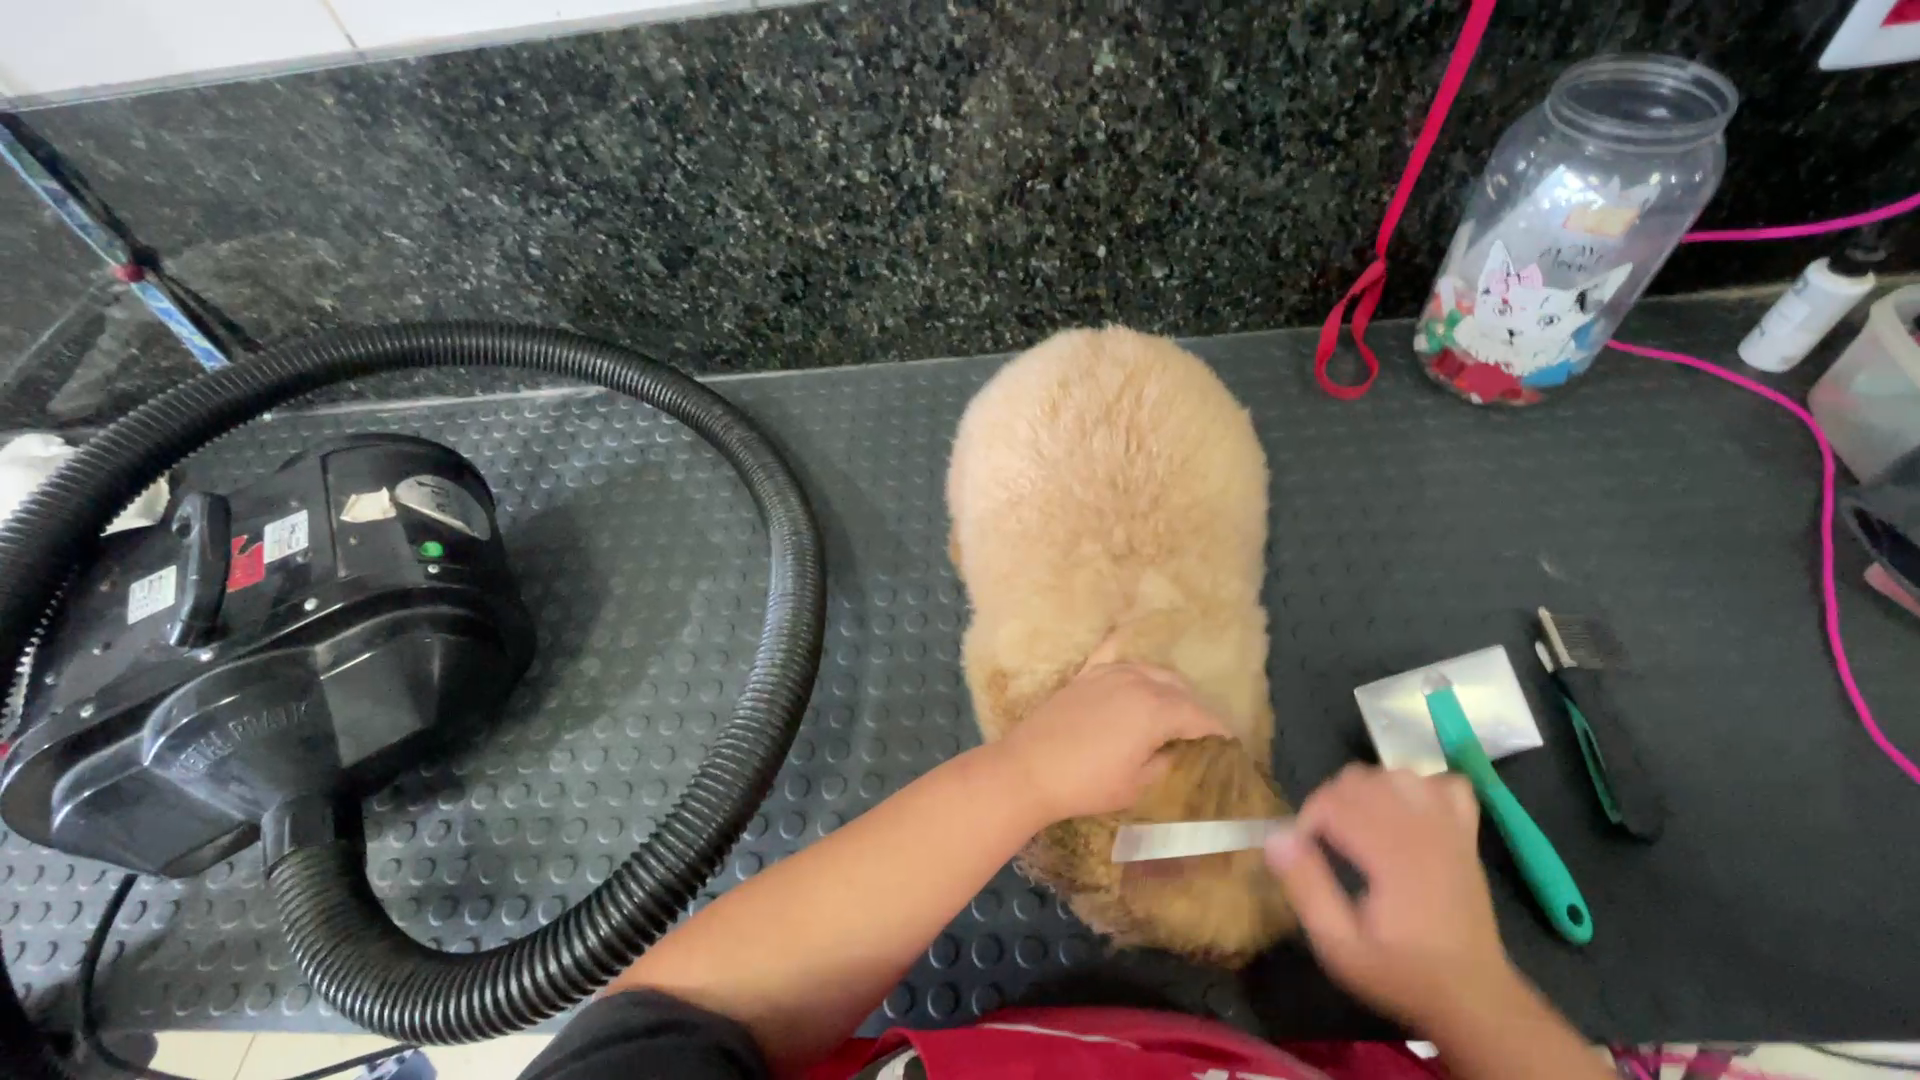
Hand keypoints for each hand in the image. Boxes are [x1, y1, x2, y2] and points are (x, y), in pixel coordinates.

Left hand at [992, 663, 1230, 824]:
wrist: (1028, 769)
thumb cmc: (1087, 784)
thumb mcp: (1139, 784)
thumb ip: (1168, 762)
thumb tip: (1180, 750)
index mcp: (1157, 709)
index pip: (1201, 715)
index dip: (1219, 731)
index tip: (1231, 744)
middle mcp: (1138, 681)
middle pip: (1181, 689)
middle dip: (1197, 709)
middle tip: (1203, 733)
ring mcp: (1109, 673)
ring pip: (1154, 671)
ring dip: (1171, 688)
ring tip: (1176, 710)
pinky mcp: (1086, 675)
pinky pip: (1118, 658)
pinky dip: (1135, 665)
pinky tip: (1137, 672)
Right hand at [1264, 765, 1522, 1032]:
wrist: (1473, 998)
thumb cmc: (1401, 972)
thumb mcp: (1339, 946)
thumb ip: (1307, 888)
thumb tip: (1277, 837)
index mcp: (1392, 856)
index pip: (1333, 802)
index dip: (1307, 822)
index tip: (1303, 855)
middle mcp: (1423, 831)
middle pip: (1360, 780)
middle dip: (1329, 803)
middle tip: (1324, 846)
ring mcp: (1450, 829)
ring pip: (1396, 773)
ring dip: (1367, 791)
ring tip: (1357, 827)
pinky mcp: (1466, 835)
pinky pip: (1444, 784)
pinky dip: (1420, 788)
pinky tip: (1405, 813)